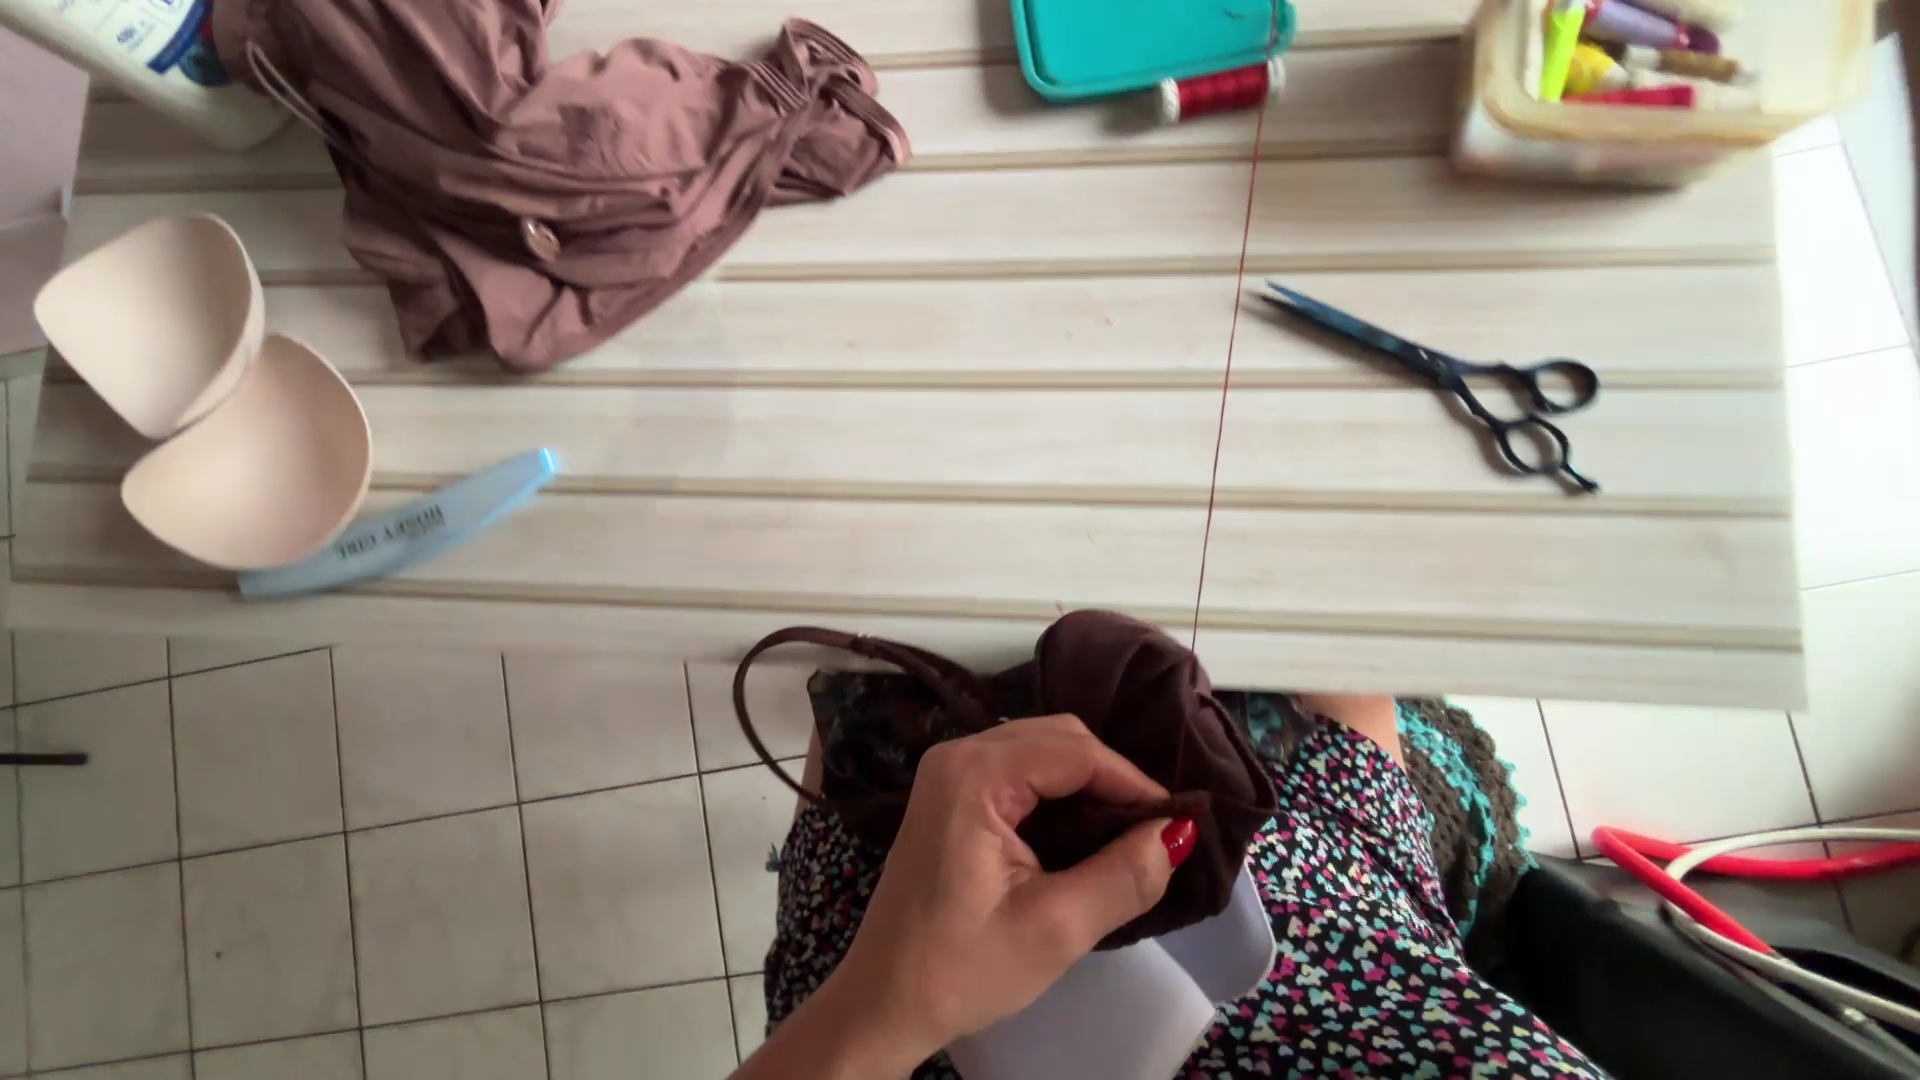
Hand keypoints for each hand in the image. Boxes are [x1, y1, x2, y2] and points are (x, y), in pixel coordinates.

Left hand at [819, 714, 1194, 1074]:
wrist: (883, 998)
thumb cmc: (961, 969)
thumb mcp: (1055, 930)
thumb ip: (1123, 876)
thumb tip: (1178, 832)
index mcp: (974, 774)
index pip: (1075, 752)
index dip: (1132, 782)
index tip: (1177, 822)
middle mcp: (958, 753)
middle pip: (1057, 737)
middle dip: (1110, 776)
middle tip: (1152, 828)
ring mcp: (949, 768)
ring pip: (1040, 746)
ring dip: (1086, 779)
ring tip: (1125, 830)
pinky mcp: (950, 788)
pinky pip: (1019, 765)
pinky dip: (1058, 787)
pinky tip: (1080, 826)